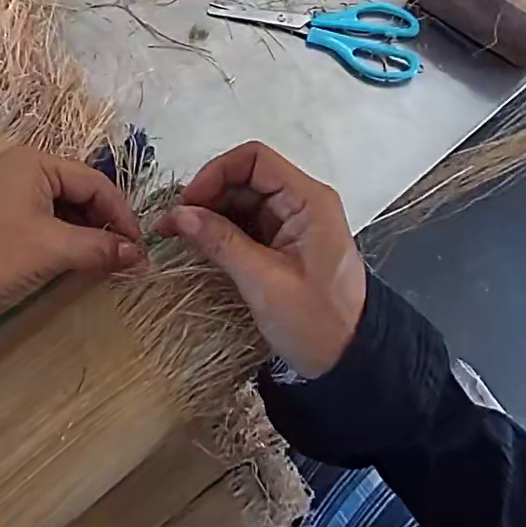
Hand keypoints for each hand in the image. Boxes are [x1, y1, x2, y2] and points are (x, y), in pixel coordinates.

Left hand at [0, 147, 141, 507]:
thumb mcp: (51, 250)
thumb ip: (99, 247)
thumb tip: (137, 254)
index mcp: (32, 161)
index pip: (95, 181)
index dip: (122, 216)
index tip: (141, 256)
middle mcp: (15, 168)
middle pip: (76, 192)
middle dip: (102, 226)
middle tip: (123, 265)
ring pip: (56, 210)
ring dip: (82, 237)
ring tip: (98, 268)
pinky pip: (35, 224)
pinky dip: (57, 243)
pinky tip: (66, 267)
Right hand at [157, 141, 366, 377]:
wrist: (352, 366)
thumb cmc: (316, 322)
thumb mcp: (265, 283)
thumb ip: (221, 242)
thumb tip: (176, 214)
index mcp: (308, 201)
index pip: (254, 160)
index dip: (216, 172)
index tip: (188, 202)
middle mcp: (298, 202)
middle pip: (241, 177)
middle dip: (205, 195)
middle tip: (173, 224)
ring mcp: (288, 221)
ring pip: (236, 199)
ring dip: (205, 213)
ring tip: (175, 234)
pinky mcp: (278, 240)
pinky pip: (240, 221)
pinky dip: (215, 229)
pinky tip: (196, 244)